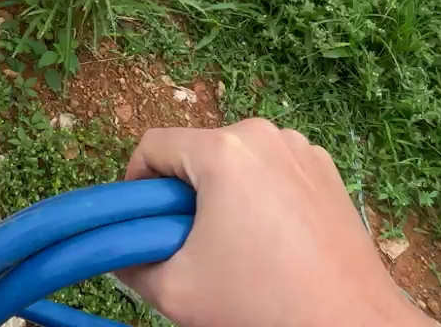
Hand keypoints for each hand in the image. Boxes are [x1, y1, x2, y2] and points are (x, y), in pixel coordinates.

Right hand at [115, 119, 435, 326]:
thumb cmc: (264, 307)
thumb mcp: (177, 292)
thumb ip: (131, 263)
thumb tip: (114, 250)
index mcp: (223, 150)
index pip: (153, 145)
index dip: (136, 183)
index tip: (142, 222)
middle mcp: (261, 132)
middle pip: (196, 152)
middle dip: (184, 193)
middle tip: (191, 243)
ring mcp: (298, 146)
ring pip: (234, 159)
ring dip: (222, 192)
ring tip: (237, 245)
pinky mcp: (326, 166)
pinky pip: (271, 167)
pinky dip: (261, 193)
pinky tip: (274, 240)